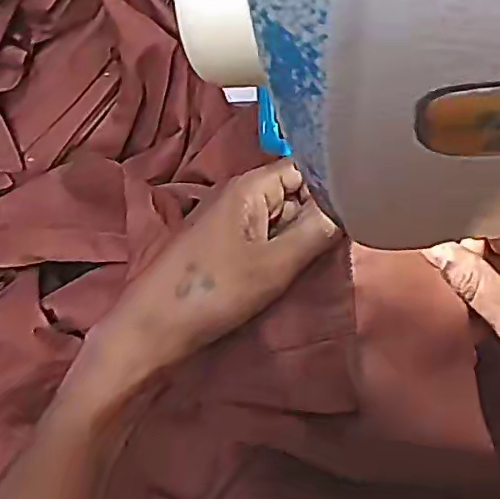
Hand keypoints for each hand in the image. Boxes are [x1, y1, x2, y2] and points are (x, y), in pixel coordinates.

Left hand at [76, 159, 341, 399]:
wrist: (150, 330)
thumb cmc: (212, 292)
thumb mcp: (275, 264)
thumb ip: (317, 231)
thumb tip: (349, 205)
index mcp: (247, 187)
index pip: (302, 168)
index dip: (328, 187)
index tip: (349, 215)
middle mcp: (236, 194)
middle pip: (292, 192)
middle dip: (313, 216)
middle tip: (329, 246)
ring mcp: (227, 219)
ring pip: (278, 217)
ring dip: (295, 237)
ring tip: (304, 262)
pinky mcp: (221, 243)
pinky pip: (261, 235)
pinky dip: (276, 250)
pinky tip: (281, 271)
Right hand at [422, 213, 499, 432]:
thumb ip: (472, 281)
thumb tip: (436, 250)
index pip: (494, 210)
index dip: (468, 235)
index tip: (453, 266)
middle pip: (499, 233)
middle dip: (475, 262)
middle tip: (466, 298)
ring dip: (488, 283)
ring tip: (481, 316)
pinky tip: (496, 320)